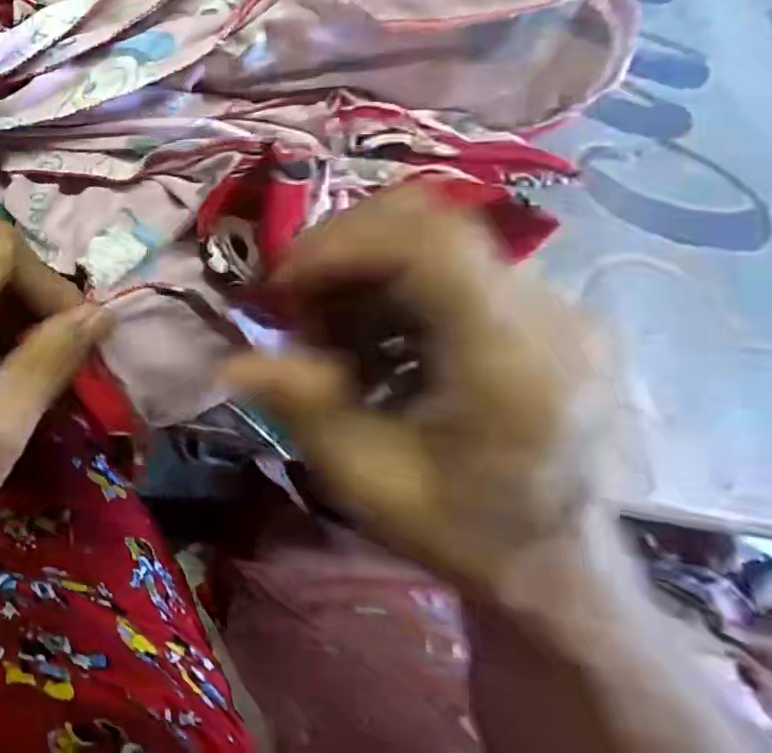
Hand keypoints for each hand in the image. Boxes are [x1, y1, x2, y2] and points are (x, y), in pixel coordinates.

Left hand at [0, 223, 115, 615]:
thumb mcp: (8, 416)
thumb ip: (55, 353)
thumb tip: (102, 311)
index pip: (1, 245)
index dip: (46, 279)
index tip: (72, 332)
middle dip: (38, 301)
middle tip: (70, 358)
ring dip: (21, 321)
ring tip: (48, 373)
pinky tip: (14, 376)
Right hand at [222, 186, 615, 608]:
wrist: (550, 561)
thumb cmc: (453, 524)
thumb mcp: (361, 477)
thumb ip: (301, 407)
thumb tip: (231, 362)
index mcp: (510, 362)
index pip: (428, 245)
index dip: (338, 245)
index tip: (282, 289)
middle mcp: (546, 317)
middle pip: (422, 222)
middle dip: (333, 252)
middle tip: (295, 310)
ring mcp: (548, 307)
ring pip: (424, 231)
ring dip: (351, 268)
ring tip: (326, 330)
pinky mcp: (533, 308)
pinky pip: (439, 256)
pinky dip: (378, 280)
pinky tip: (364, 335)